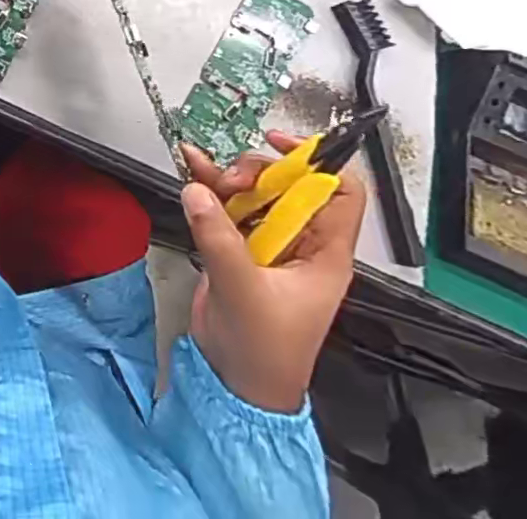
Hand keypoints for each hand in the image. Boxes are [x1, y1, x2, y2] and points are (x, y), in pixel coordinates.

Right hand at [178, 130, 365, 412]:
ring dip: (226, 175)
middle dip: (257, 173)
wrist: (235, 380)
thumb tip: (196, 189)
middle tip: (229, 182)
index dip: (316, 163)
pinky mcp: (234, 247)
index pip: (337, 193)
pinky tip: (190, 166)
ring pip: (252, 192)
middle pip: (286, 185)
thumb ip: (219, 239)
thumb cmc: (262, 348)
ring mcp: (264, 243)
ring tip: (201, 170)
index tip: (280, 145)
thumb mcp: (244, 291)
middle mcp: (297, 241)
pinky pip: (223, 206)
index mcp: (323, 253)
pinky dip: (205, 186)